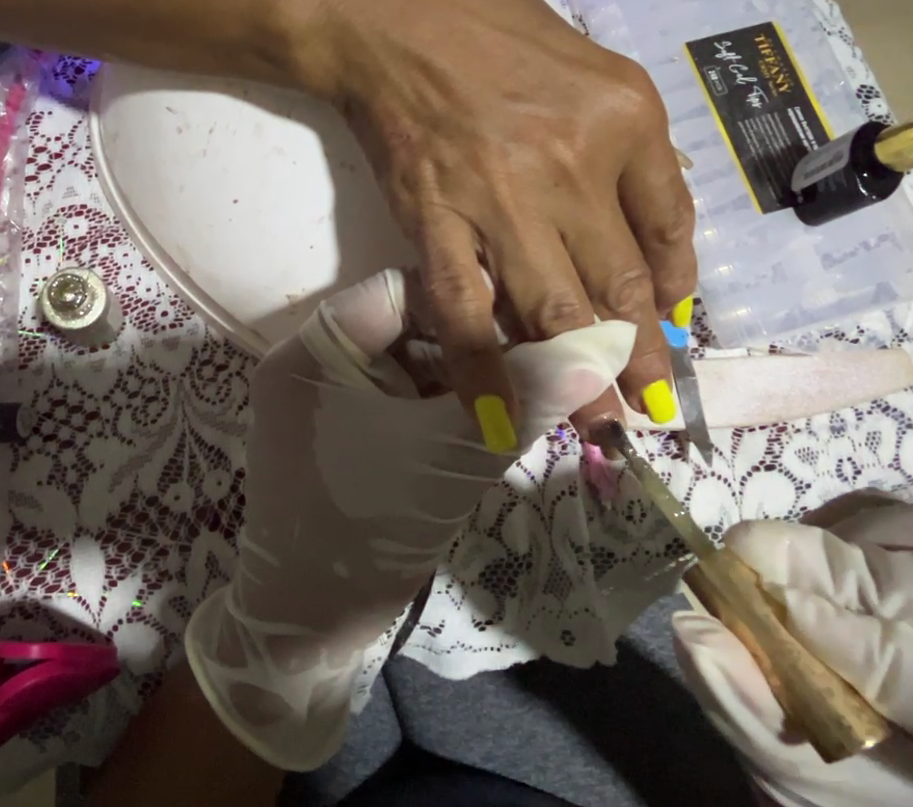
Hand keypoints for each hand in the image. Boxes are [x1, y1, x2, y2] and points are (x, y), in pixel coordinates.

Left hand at [185, 269, 632, 768]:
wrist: (312, 623)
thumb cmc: (368, 526)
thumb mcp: (451, 455)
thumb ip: (523, 396)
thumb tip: (603, 344)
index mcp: (314, 348)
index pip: (401, 291)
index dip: (468, 303)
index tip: (527, 329)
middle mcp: (309, 361)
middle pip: (404, 327)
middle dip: (471, 347)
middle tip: (536, 365)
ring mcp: (320, 399)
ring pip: (406, 366)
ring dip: (461, 382)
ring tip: (521, 397)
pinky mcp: (337, 432)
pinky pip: (396, 400)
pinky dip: (439, 410)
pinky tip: (486, 427)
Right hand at [293, 0, 695, 439]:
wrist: (388, 16)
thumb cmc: (489, 24)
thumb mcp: (590, 67)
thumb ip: (626, 149)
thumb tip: (643, 233)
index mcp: (625, 116)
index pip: (670, 226)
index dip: (675, 292)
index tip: (670, 330)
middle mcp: (573, 164)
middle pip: (617, 286)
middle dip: (639, 361)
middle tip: (651, 410)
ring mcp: (500, 198)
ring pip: (550, 312)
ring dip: (576, 381)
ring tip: (594, 426)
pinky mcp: (433, 219)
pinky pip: (464, 311)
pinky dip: (483, 370)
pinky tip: (497, 413)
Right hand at [671, 500, 912, 806]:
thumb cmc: (874, 794)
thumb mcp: (818, 787)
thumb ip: (762, 719)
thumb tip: (698, 635)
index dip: (852, 641)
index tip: (766, 603)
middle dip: (854, 576)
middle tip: (755, 554)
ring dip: (856, 541)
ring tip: (783, 560)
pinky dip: (861, 521)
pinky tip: (815, 550)